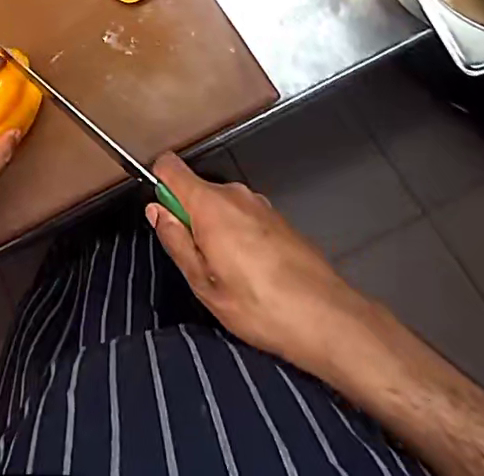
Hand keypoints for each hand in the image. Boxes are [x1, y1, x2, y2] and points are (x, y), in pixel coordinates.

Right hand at [145, 153, 376, 378]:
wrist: (327, 316)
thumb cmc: (261, 306)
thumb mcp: (204, 283)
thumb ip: (176, 240)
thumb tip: (157, 210)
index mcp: (210, 205)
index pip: (169, 167)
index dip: (158, 185)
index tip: (164, 218)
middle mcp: (234, 194)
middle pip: (195, 189)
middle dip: (189, 218)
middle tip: (200, 264)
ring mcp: (259, 203)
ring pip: (219, 205)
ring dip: (214, 229)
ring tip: (229, 275)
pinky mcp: (277, 217)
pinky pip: (242, 215)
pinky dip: (236, 234)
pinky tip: (252, 272)